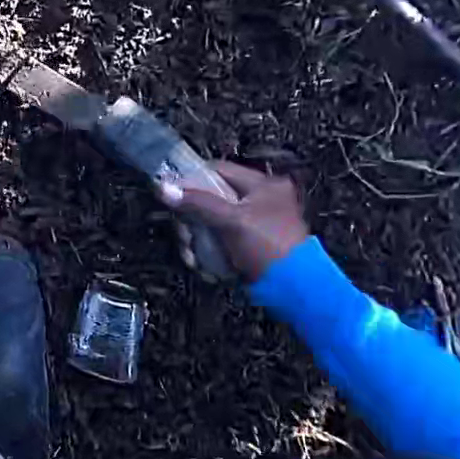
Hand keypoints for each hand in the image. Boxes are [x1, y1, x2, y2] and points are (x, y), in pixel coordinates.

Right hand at [161, 160, 310, 282]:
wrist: (295, 288)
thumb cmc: (269, 248)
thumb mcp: (231, 221)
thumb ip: (197, 203)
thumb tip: (164, 189)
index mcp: (264, 185)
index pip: (219, 170)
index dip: (193, 180)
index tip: (173, 194)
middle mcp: (261, 200)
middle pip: (211, 198)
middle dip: (193, 219)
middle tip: (186, 233)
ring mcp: (255, 223)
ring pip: (211, 222)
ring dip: (198, 238)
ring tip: (194, 254)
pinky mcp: (249, 245)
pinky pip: (219, 239)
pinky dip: (208, 250)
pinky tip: (203, 262)